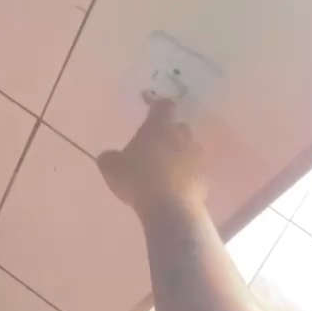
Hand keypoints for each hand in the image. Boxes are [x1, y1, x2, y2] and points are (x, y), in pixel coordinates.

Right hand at [97, 94, 205, 214]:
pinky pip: (193, 174)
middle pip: (179, 127)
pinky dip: (186, 178)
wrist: (167, 206)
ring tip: (166, 169)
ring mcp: (195, 158)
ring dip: (179, 155)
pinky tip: (174, 189)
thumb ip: (109, 157)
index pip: (163, 106)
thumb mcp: (111, 167)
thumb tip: (109, 156)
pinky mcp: (202, 179)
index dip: (156, 104)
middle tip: (156, 145)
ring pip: (189, 150)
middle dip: (169, 133)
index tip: (149, 104)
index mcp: (159, 128)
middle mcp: (181, 138)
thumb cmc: (137, 178)